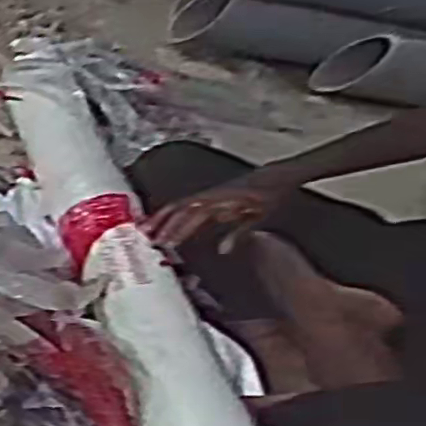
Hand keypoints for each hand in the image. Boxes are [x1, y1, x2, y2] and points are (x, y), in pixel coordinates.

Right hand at [143, 179, 285, 251]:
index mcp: (221, 199)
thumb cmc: (272, 195)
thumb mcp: (262, 214)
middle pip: (180, 210)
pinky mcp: (205, 196)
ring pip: (177, 206)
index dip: (178, 227)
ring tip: (144, 232)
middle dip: (164, 226)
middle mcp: (209, 195)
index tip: (166, 243)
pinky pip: (182, 204)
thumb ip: (240, 232)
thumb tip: (223, 251)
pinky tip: (159, 223)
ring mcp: (206, 195)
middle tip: (149, 242)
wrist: (281, 174)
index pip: (192, 213)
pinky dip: (167, 214)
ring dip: (160, 219)